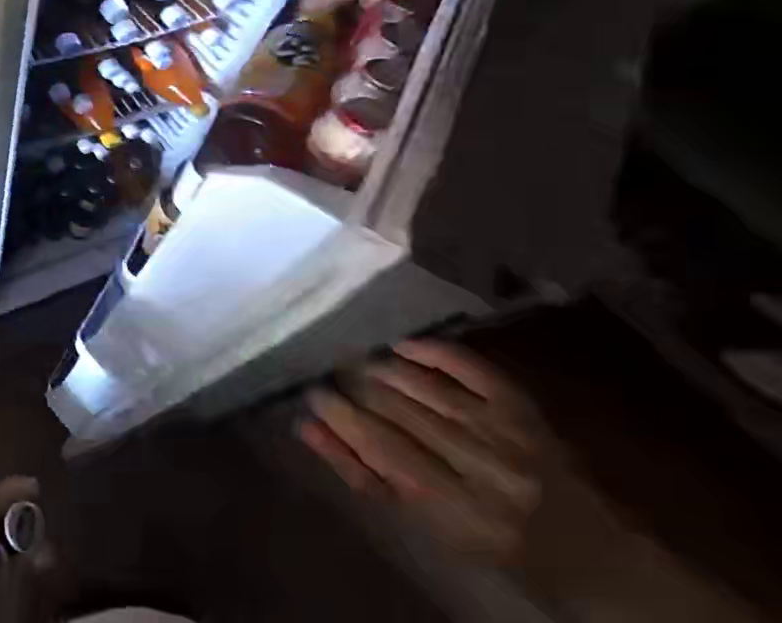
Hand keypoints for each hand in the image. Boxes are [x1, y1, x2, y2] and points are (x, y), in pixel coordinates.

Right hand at [297, 338, 560, 563]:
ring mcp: (509, 432)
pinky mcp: (526, 410)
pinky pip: (469, 367)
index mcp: (457, 506)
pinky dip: (431, 350)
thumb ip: (360, 474)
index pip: (378, 443)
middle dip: (351, 386)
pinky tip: (399, 345)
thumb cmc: (486, 543)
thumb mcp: (420, 525)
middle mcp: (485, 465)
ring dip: (378, 366)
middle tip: (327, 376)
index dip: (337, 413)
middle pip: (397, 407)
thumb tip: (306, 425)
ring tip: (353, 362)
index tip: (311, 395)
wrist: (593, 555)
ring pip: (423, 384)